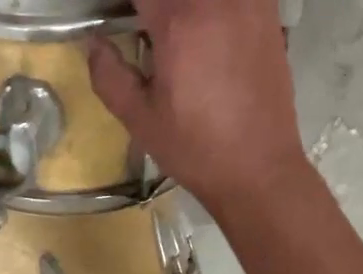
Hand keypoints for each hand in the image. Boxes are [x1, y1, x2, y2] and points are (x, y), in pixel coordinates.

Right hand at [89, 0, 309, 211]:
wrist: (257, 167)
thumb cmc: (194, 149)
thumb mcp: (140, 120)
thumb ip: (109, 75)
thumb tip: (94, 43)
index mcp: (177, 22)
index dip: (124, 2)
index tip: (119, 16)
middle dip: (154, 5)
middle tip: (143, 22)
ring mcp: (247, 0)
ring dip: (182, 8)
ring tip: (169, 28)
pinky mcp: (268, 11)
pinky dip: (214, 8)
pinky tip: (209, 27)